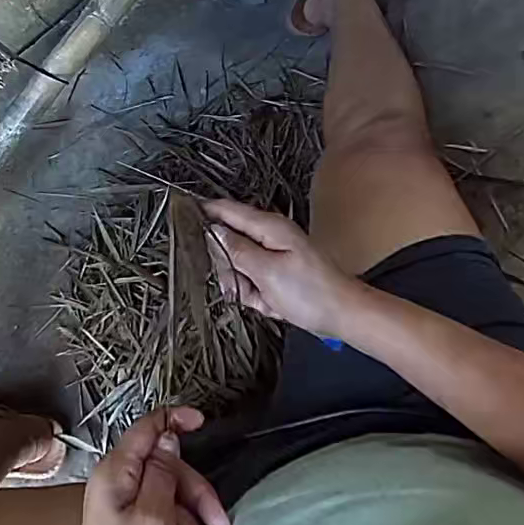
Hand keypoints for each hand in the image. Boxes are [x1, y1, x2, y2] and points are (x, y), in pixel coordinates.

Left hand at [54, 407, 230, 524]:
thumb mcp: (155, 518)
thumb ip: (164, 473)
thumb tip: (169, 438)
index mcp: (115, 474)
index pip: (145, 428)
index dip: (174, 419)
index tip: (203, 421)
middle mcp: (117, 486)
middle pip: (167, 467)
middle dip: (196, 493)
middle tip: (219, 521)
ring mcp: (124, 511)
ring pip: (172, 497)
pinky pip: (166, 522)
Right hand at [202, 199, 362, 336]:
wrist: (342, 315)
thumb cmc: (311, 292)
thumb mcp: (266, 272)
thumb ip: (236, 250)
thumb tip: (212, 230)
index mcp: (268, 227)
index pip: (226, 209)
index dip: (204, 211)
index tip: (181, 216)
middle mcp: (269, 236)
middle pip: (227, 241)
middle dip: (227, 266)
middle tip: (241, 284)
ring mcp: (272, 255)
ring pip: (236, 265)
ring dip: (241, 284)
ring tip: (260, 297)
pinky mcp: (274, 272)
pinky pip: (250, 280)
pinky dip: (253, 294)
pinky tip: (267, 303)